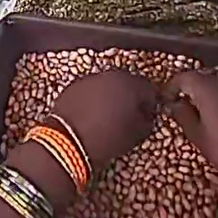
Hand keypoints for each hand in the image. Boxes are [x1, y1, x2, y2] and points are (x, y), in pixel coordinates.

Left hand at [46, 68, 160, 170]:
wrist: (68, 141)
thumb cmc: (107, 139)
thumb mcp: (136, 135)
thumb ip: (146, 121)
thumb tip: (146, 117)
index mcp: (130, 84)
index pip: (148, 89)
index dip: (150, 103)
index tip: (148, 115)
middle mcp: (110, 76)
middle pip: (126, 83)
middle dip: (130, 97)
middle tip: (130, 115)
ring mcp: (90, 79)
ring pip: (106, 85)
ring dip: (110, 96)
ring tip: (109, 117)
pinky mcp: (73, 86)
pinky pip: (90, 90)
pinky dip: (93, 99)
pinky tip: (92, 116)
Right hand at [164, 69, 217, 179]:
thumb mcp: (197, 135)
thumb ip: (182, 115)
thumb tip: (173, 104)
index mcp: (206, 88)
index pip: (183, 77)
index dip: (171, 87)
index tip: (166, 100)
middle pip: (201, 78)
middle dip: (189, 90)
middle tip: (181, 107)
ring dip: (207, 95)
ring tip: (200, 114)